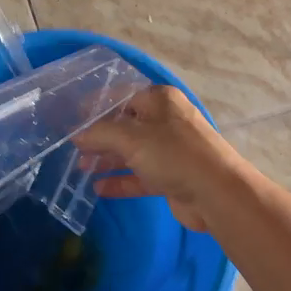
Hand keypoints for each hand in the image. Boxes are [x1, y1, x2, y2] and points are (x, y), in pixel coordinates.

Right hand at [74, 84, 250, 231]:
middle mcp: (165, 121)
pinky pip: (140, 176)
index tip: (73, 118)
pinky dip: (121, 180)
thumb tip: (77, 135)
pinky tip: (99, 188)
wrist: (217, 194)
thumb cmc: (173, 154)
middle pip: (125, 125)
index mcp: (159, 100)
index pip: (121, 96)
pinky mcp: (172, 177)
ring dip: (107, 159)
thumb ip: (99, 133)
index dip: (96, 106)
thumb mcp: (130, 137)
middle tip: (74, 148)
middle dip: (99, 136)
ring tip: (81, 168)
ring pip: (132, 152)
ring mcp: (169, 151)